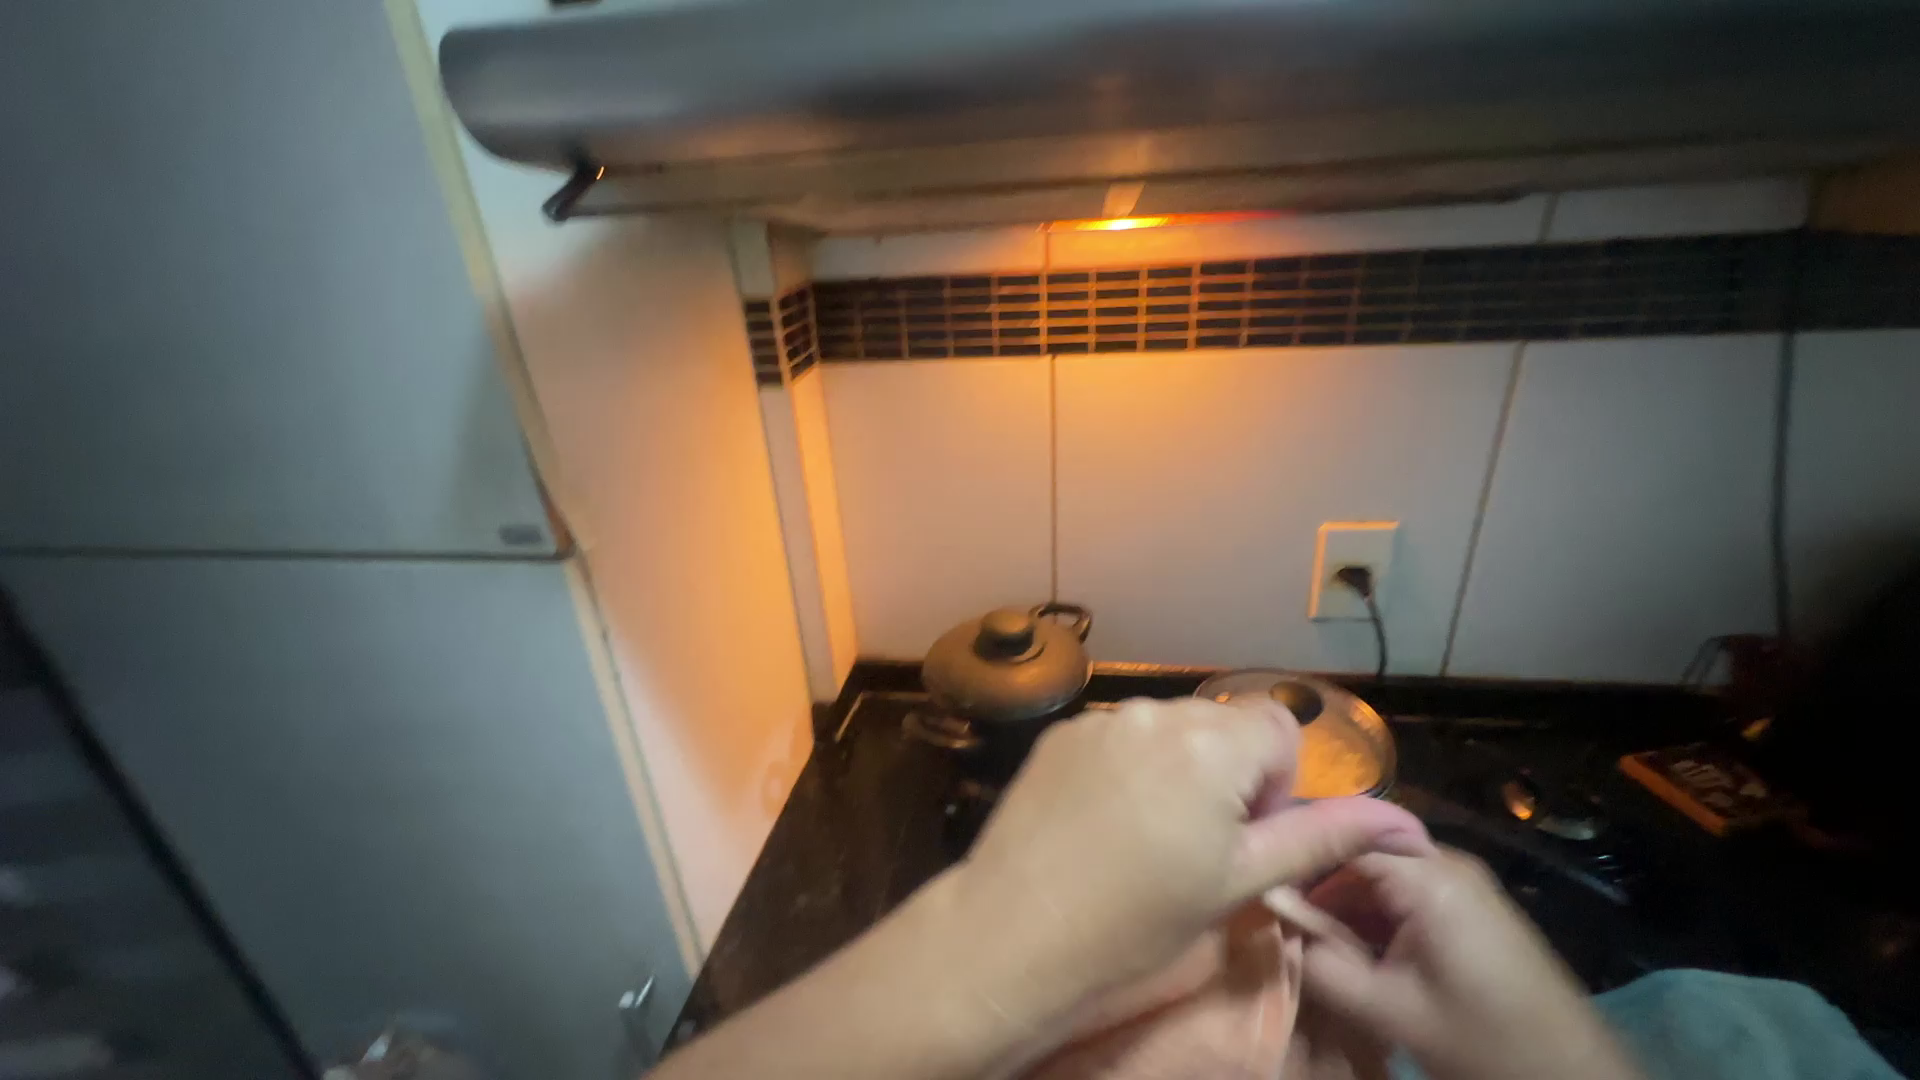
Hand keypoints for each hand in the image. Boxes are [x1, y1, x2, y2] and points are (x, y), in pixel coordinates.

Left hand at [945, 697, 1432, 1049]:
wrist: (1017, 929)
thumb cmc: (1139, 919)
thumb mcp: (1239, 882)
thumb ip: (1320, 838)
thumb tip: (1402, 821)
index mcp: (1210, 741)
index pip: (1278, 725)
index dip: (1275, 780)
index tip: (1241, 831)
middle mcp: (1153, 710)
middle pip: (1222, 722)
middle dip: (1228, 769)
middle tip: (1195, 839)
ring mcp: (1100, 717)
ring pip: (1168, 726)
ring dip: (1177, 764)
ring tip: (1145, 831)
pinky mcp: (1061, 731)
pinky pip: (1118, 733)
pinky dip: (1128, 763)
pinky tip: (1103, 817)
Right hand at [1299, 850, 1643, 1079]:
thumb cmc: (1484, 1043)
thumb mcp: (1389, 1010)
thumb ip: (1321, 961)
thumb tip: (1269, 917)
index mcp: (1428, 876)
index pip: (1339, 844)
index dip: (1299, 866)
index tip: (1267, 893)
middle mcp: (1449, 863)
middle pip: (1361, 855)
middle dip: (1322, 888)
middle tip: (1289, 921)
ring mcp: (1467, 884)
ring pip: (1383, 874)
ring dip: (1349, 905)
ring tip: (1319, 939)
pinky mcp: (1476, 907)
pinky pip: (1409, 892)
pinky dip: (1379, 915)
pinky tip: (1363, 951)